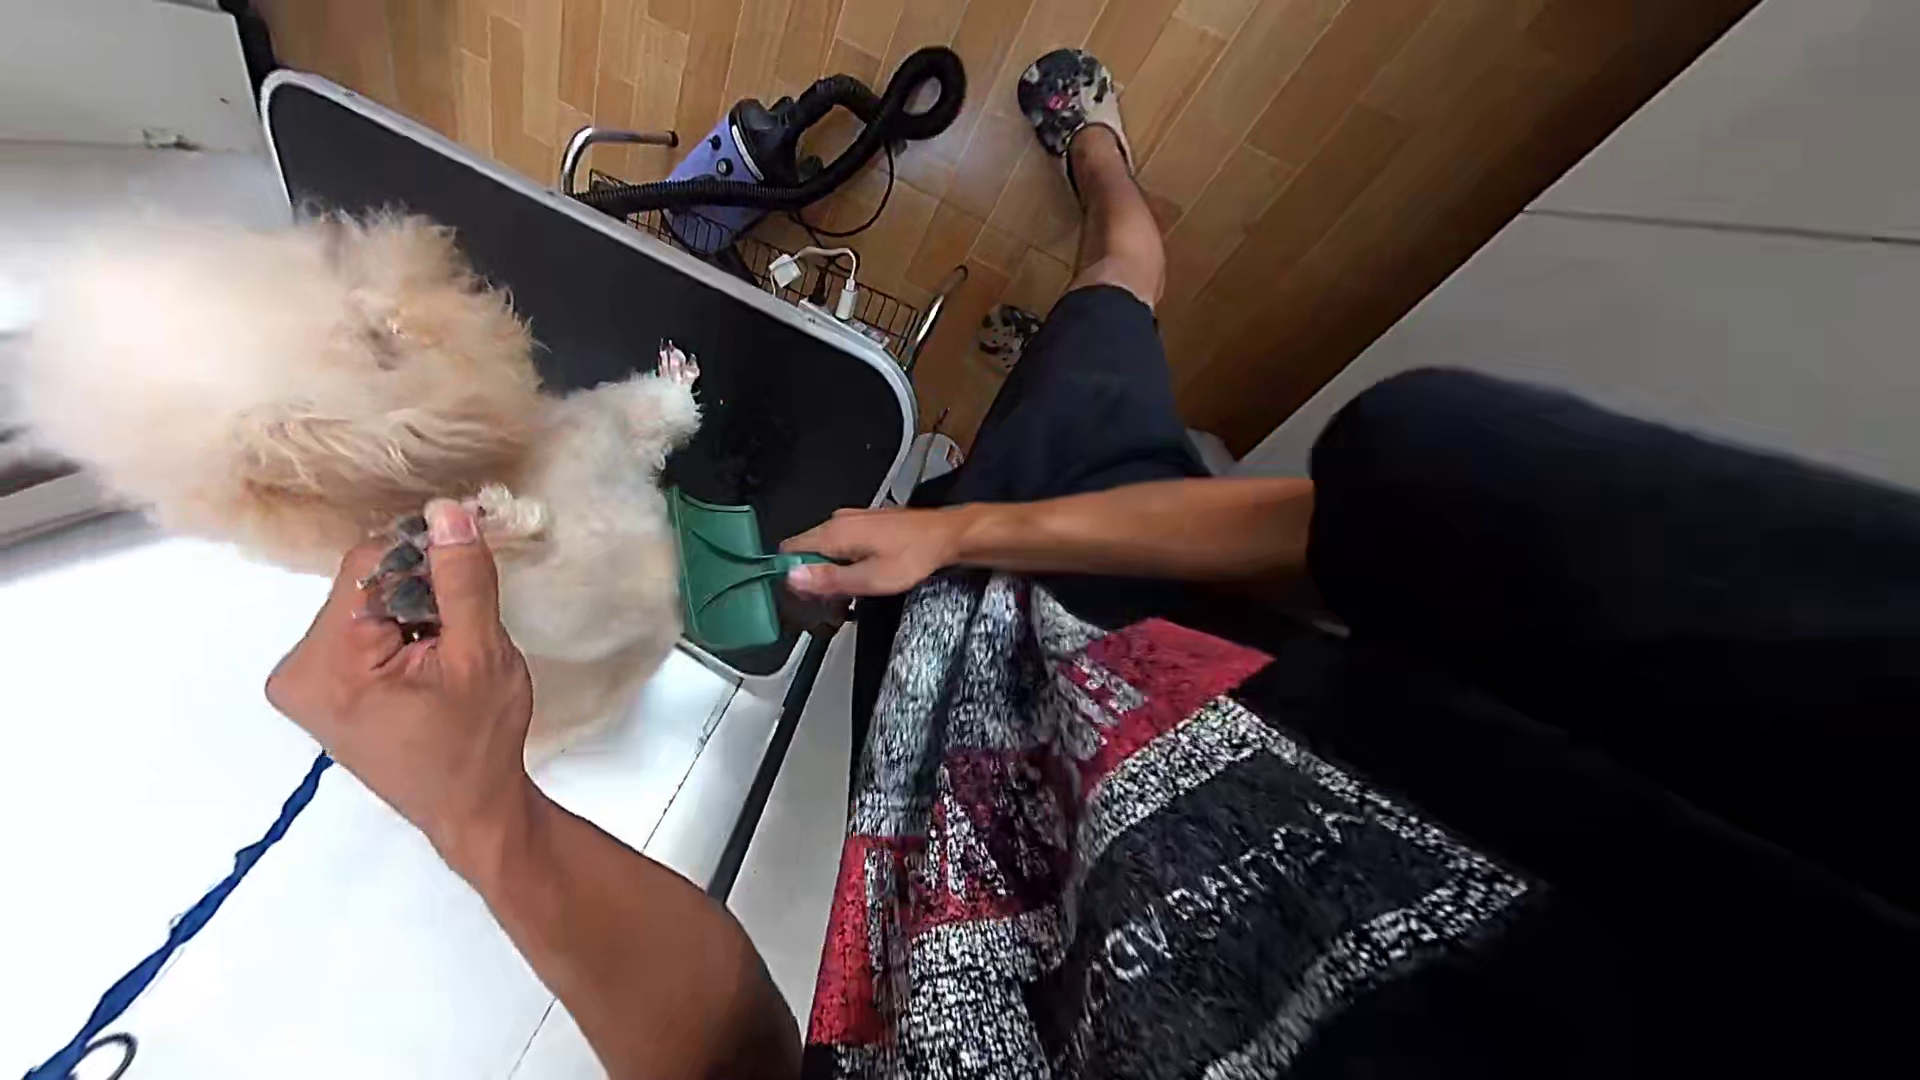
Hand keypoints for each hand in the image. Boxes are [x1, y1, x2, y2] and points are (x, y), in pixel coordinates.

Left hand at [266, 499, 536, 876]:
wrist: (471, 805)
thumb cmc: (479, 736)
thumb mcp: (481, 654)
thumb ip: (464, 582)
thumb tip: (449, 512)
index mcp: (325, 660)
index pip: (371, 564)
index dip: (430, 550)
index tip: (481, 554)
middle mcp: (299, 666)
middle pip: (370, 586)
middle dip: (431, 588)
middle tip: (477, 619)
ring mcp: (311, 681)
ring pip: (375, 607)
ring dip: (427, 610)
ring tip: (463, 647)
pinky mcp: (330, 690)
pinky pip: (372, 632)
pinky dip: (415, 630)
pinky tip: (443, 658)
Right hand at [780, 505, 967, 596]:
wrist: (946, 536)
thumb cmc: (915, 556)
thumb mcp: (869, 579)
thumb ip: (828, 579)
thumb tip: (792, 578)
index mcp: (834, 533)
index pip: (789, 551)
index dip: (793, 576)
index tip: (807, 595)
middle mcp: (839, 521)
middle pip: (806, 550)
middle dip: (814, 576)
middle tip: (833, 598)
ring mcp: (853, 519)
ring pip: (825, 548)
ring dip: (832, 570)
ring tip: (853, 588)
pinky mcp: (866, 523)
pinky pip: (843, 543)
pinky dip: (847, 561)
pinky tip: (864, 573)